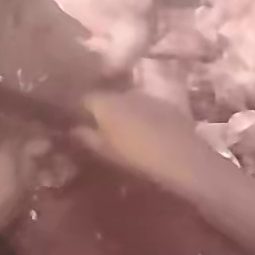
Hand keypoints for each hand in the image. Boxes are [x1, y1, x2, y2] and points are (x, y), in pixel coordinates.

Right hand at [74, 91, 234, 199]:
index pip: (82, 97)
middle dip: (98, 109)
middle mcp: (125, 93)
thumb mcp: (104, 152)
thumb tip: (71, 128)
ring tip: (117, 130)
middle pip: (105, 97)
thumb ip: (84, 137)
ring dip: (120, 112)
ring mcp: (149, 97)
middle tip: (92, 126)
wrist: (186, 162)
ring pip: (126, 101)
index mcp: (105, 102)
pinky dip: (139, 117)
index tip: (68, 117)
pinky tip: (141, 133)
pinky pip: (145, 108)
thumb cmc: (138, 159)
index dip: (74, 107)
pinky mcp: (168, 106)